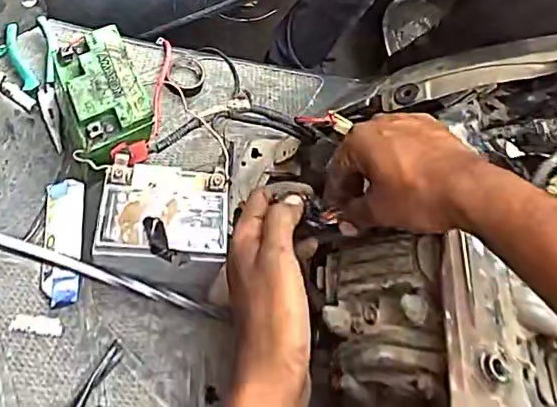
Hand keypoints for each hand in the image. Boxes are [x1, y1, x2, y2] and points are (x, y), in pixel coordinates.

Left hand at [226, 190, 309, 406]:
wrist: (274, 371)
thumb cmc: (272, 320)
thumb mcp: (278, 256)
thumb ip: (281, 221)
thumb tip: (289, 198)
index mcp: (243, 241)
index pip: (258, 198)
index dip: (280, 187)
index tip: (302, 185)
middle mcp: (246, 256)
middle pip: (266, 216)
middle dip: (287, 205)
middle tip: (310, 203)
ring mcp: (258, 276)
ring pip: (275, 238)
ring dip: (293, 227)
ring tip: (313, 223)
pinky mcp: (271, 296)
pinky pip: (283, 261)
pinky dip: (296, 251)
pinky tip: (309, 256)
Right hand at [322, 114, 500, 232]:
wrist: (471, 188)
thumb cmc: (427, 194)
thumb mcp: (381, 212)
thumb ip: (356, 214)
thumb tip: (348, 217)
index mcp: (360, 139)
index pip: (337, 168)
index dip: (337, 193)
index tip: (341, 206)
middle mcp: (380, 123)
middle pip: (359, 153)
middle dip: (360, 178)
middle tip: (363, 202)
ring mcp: (406, 122)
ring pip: (384, 145)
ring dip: (383, 166)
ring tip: (393, 191)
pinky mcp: (429, 127)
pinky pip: (409, 141)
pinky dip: (407, 157)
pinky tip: (414, 177)